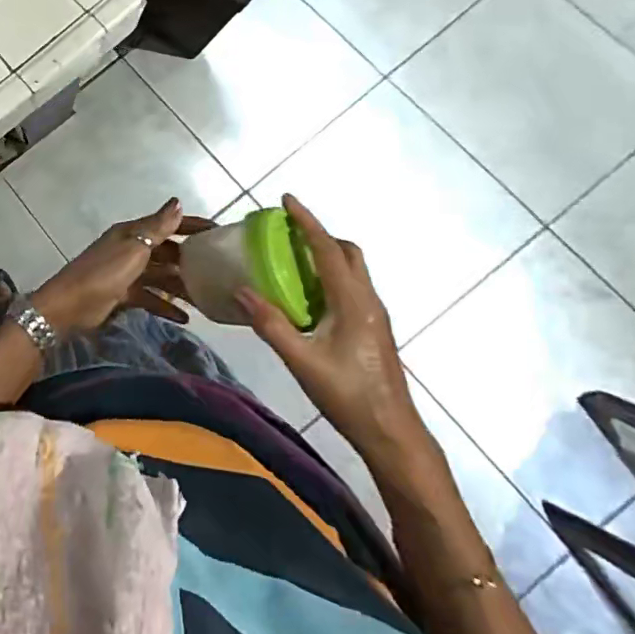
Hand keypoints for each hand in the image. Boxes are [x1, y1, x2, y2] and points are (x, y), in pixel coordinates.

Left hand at [32, 198, 212, 334]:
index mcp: (133, 232)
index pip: (168, 223)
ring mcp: (127, 273)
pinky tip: (184, 318)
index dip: (193, 225)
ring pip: (161, 276)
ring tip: (206, 298)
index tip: (221, 232)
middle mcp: (131, 248)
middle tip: (219, 272)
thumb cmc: (103, 273)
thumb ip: (158, 228)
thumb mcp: (134, 248)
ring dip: (181, 286)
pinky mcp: (123, 295)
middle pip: (167, 252)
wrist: (68, 306)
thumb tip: (178, 202)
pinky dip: (165, 306)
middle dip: (191, 261)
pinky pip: (150, 298)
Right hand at [240, 194, 421, 448]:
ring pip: (352, 270)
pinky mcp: (374, 329)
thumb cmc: (348, 396)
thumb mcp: (303, 361)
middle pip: (347, 252)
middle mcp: (368, 300)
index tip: (287, 200)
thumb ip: (271, 325)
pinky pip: (351, 287)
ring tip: (291, 261)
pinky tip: (308, 297)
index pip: (328, 249)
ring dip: (325, 255)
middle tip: (287, 234)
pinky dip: (329, 276)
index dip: (307, 221)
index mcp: (353, 301)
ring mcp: (375, 315)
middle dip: (319, 235)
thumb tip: (241, 290)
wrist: (393, 433)